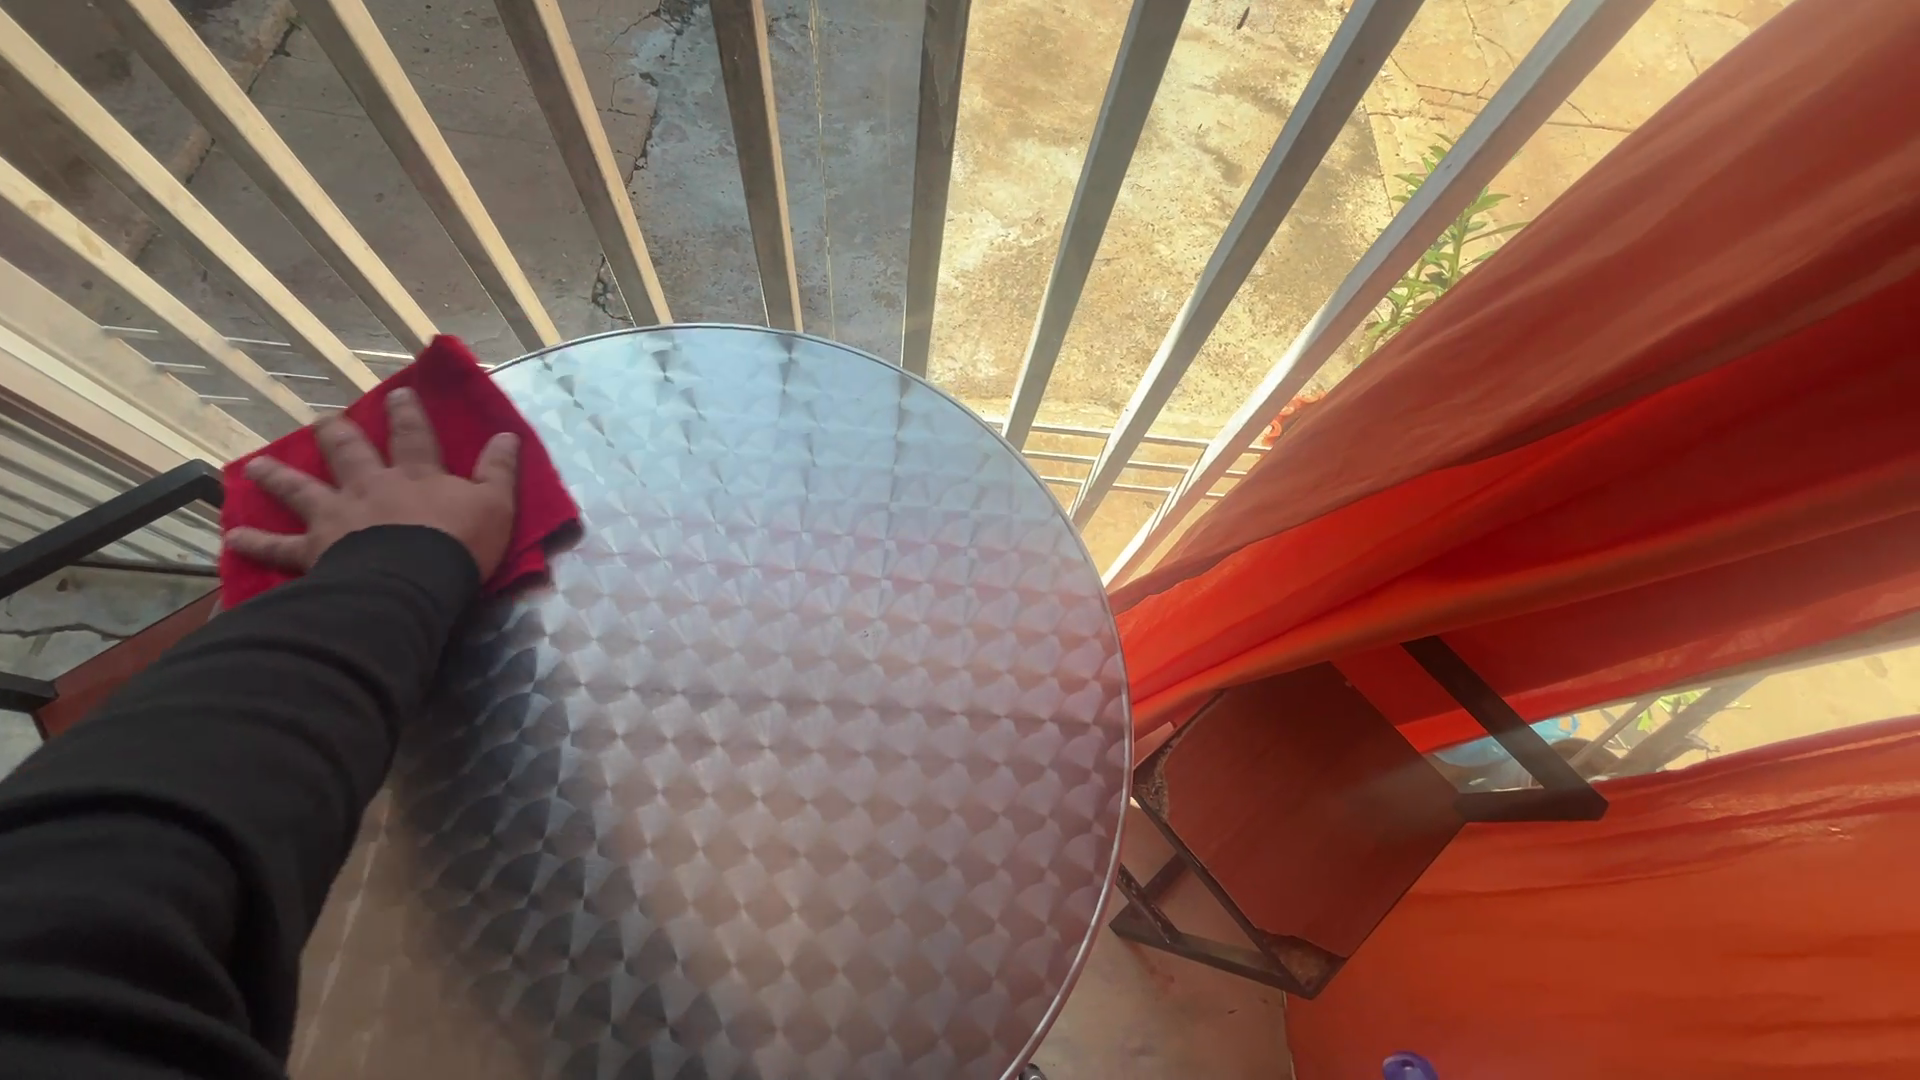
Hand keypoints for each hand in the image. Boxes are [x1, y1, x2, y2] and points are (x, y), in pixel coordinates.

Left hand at [225, 388, 519, 578]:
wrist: (414, 578)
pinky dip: (255, 543)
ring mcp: (337, 516)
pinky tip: (233, 538)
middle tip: (323, 420)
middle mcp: (370, 486)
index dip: (407, 413)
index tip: (399, 393)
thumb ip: (499, 469)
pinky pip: (279, 547)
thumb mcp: (497, 503)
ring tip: (256, 466)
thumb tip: (508, 435)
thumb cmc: (461, 541)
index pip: (413, 435)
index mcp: (416, 475)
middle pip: (348, 452)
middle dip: (336, 434)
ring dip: (278, 477)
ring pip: (302, 489)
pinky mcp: (315, 550)